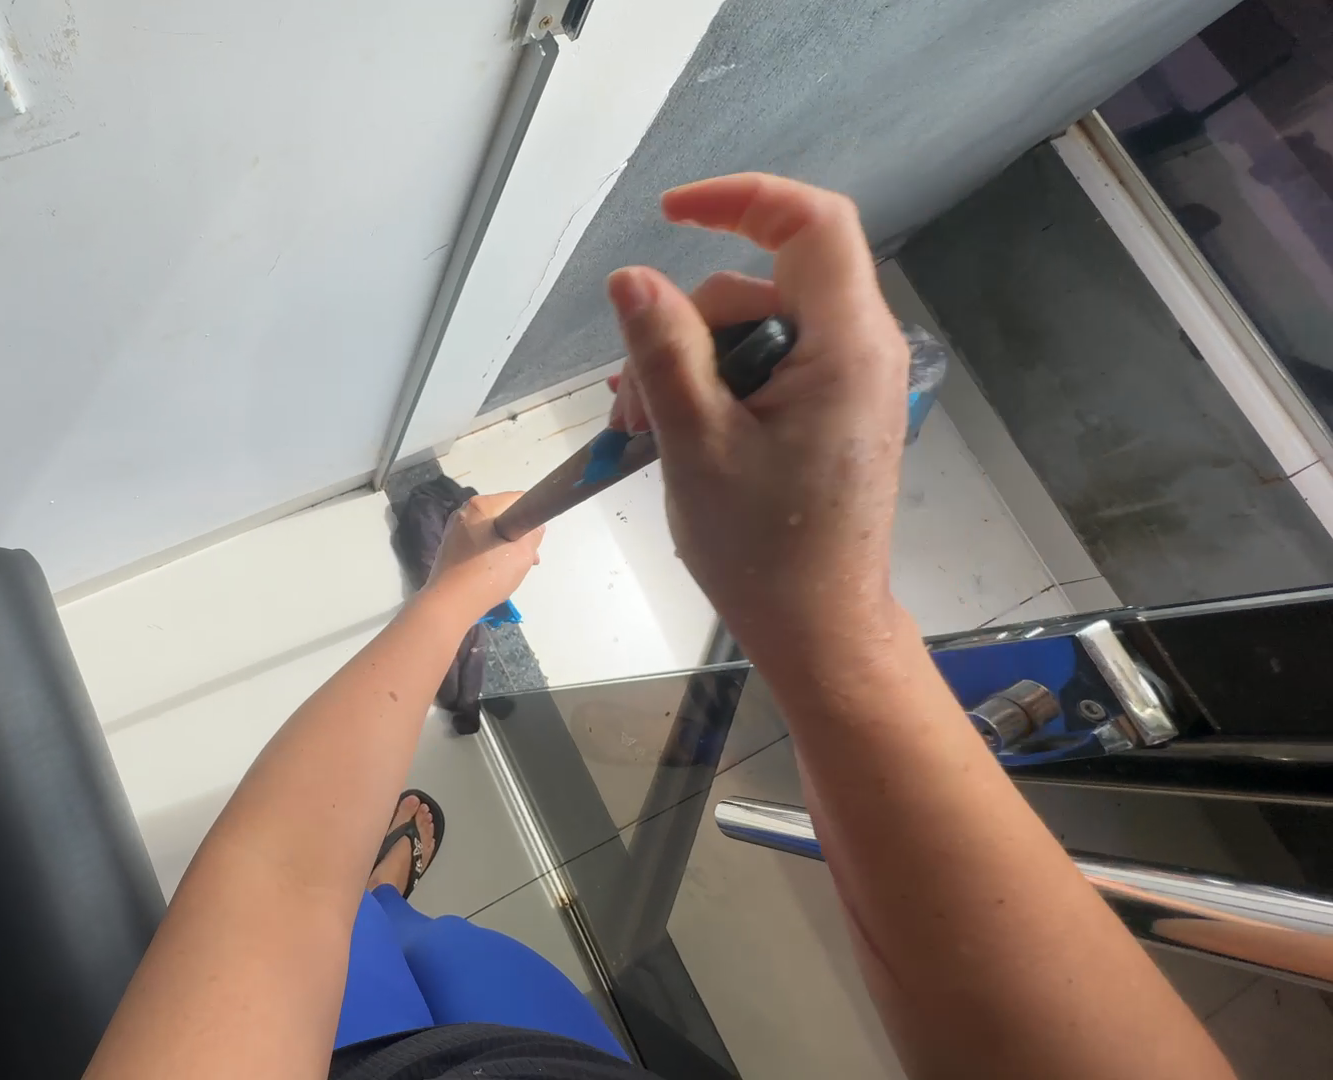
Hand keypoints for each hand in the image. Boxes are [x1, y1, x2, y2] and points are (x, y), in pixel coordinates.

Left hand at [421, 492, 543, 622]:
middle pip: (502, 515)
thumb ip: (533, 535)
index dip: (532, 518)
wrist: (451, 603)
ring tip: (512, 570)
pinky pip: (476, 543)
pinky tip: (494, 573)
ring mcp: (453, 530)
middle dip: (518, 535)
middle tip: (528, 559)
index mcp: (479, 505)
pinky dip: (488, 553)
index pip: (517, 500)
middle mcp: (463, 512)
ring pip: (489, 531)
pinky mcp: (449, 547)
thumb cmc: (488, 575)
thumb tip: (534, 527)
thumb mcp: (523, 554)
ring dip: (505, 546)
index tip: (535, 541)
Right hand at [605, 174, 908, 659]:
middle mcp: (857, 352)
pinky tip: (670, 429)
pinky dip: (710, 388)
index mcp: (843, 348)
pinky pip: (761, 370)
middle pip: (757, 290)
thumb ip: (662, 352)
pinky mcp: (826, 413)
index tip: (669, 213)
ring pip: (751, 334)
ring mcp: (844, 384)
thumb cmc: (759, 545)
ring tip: (639, 426)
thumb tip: (628, 279)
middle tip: (627, 399)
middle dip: (681, 329)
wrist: (814, 621)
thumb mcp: (694, 443)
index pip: (809, 226)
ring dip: (684, 366)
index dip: (739, 202)